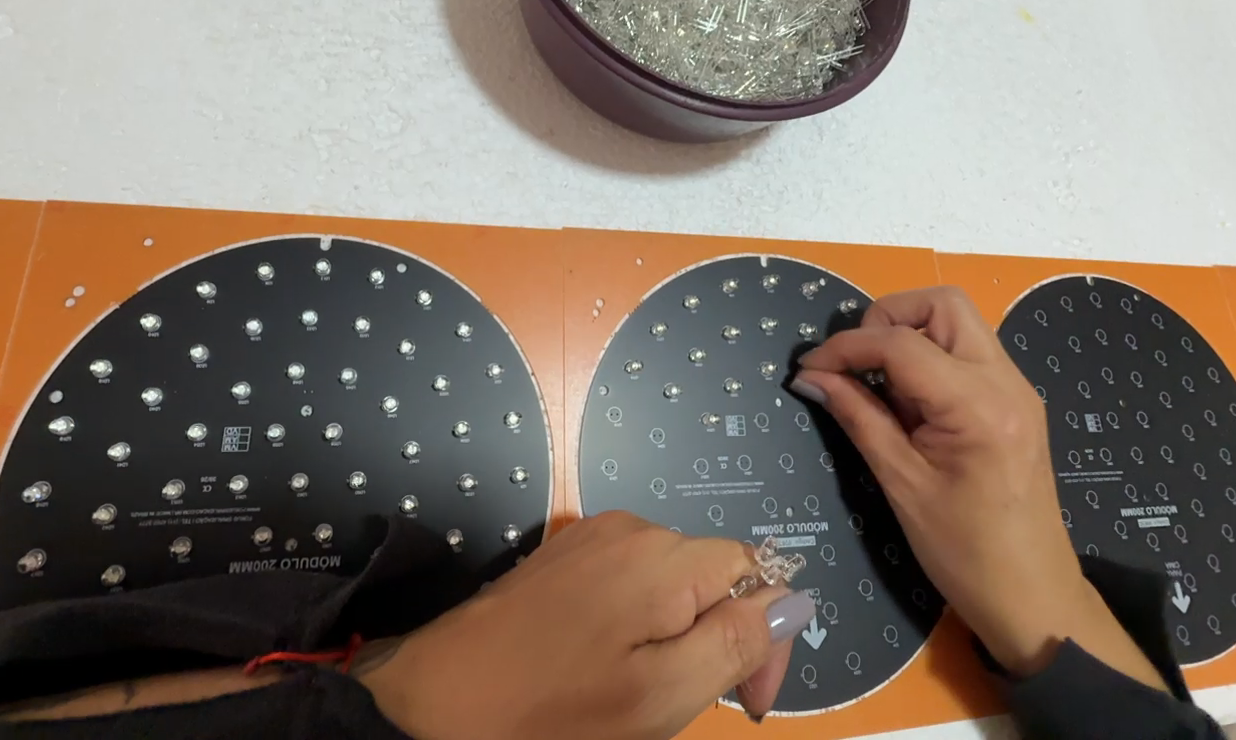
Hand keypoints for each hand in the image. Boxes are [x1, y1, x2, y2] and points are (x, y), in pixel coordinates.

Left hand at [359, 512, 815, 739]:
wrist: (442, 696)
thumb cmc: (557, 709)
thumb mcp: (661, 695)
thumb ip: (734, 641)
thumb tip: (794, 597)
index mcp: (663, 556)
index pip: (752, 568)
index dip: (764, 631)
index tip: (748, 701)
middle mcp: (633, 526)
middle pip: (711, 570)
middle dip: (718, 632)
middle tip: (684, 701)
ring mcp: (595, 533)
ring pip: (672, 575)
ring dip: (679, 628)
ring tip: (640, 684)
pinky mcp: (567, 549)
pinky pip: (630, 573)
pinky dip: (640, 615)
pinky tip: (607, 657)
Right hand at [790, 287, 1164, 688]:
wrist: (1034, 599)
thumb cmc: (962, 551)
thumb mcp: (898, 482)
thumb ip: (856, 414)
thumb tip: (809, 376)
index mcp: (978, 405)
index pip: (900, 342)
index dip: (846, 347)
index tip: (809, 368)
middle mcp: (1005, 380)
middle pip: (941, 304)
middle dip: (886, 319)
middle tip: (856, 364)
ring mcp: (1015, 386)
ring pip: (955, 319)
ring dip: (908, 332)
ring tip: (878, 380)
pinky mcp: (1013, 398)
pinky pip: (965, 348)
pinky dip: (927, 353)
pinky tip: (906, 397)